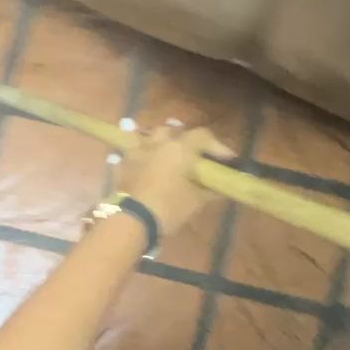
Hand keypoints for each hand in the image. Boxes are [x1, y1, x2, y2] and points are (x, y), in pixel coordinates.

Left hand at [114, 122, 234, 233]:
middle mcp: (158, 144)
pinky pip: (128, 153)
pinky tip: (139, 163)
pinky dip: (136, 155)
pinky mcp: (122, 165)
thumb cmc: (169, 207)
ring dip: (157, 141)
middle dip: (183, 138)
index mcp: (180, 148)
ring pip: (147, 136)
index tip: (227, 159)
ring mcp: (137, 152)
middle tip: (191, 152)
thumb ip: (210, 191)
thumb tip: (220, 189)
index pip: (203, 136)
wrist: (133, 219)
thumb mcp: (196, 201)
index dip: (217, 145)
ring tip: (163, 151)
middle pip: (172, 130)